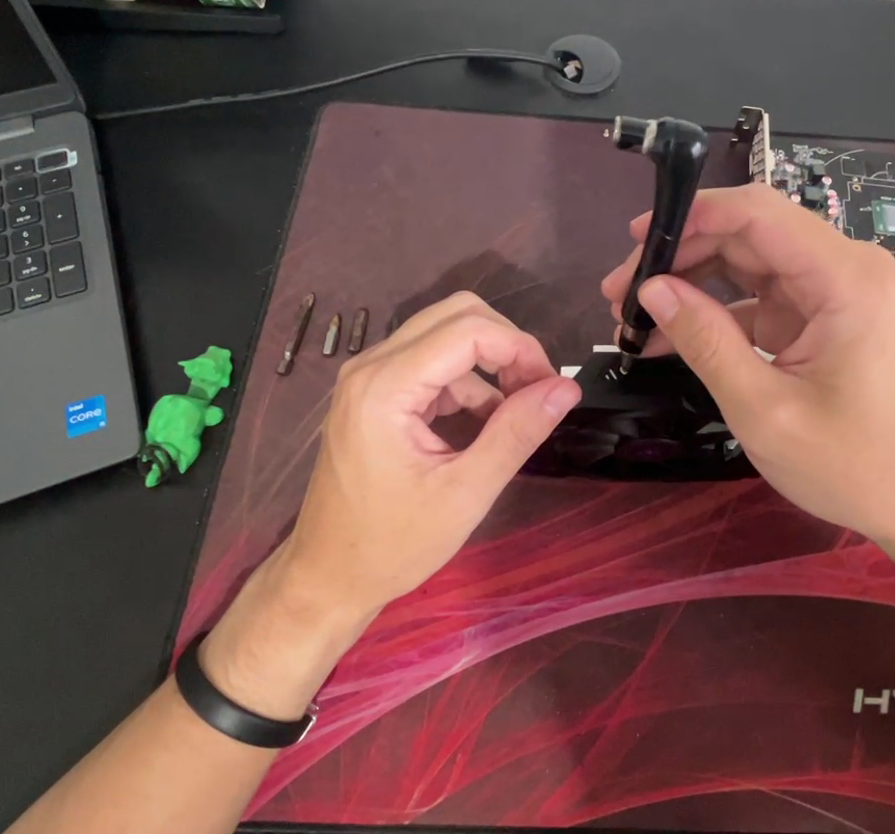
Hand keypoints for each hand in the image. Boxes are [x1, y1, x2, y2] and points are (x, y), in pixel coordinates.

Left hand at [201, 293, 579, 715]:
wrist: (328, 578)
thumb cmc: (392, 545)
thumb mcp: (465, 494)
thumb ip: (517, 433)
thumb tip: (566, 387)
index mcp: (385, 387)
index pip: (467, 329)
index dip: (519, 347)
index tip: (551, 387)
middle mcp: (370, 366)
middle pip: (455, 316)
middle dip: (506, 346)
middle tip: (537, 391)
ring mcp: (368, 377)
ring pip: (445, 335)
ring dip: (489, 364)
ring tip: (517, 413)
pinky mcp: (374, 392)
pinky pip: (431, 363)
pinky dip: (467, 382)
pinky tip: (486, 423)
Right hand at [600, 184, 894, 545]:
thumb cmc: (851, 465)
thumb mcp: (764, 409)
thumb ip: (706, 342)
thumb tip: (650, 290)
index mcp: (846, 279)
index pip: (759, 213)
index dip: (694, 214)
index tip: (638, 240)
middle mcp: (846, 269)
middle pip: (749, 234)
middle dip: (681, 255)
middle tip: (618, 292)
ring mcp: (836, 292)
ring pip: (749, 262)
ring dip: (692, 283)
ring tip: (631, 314)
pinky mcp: (824, 316)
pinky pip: (760, 297)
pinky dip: (716, 314)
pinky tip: (667, 339)